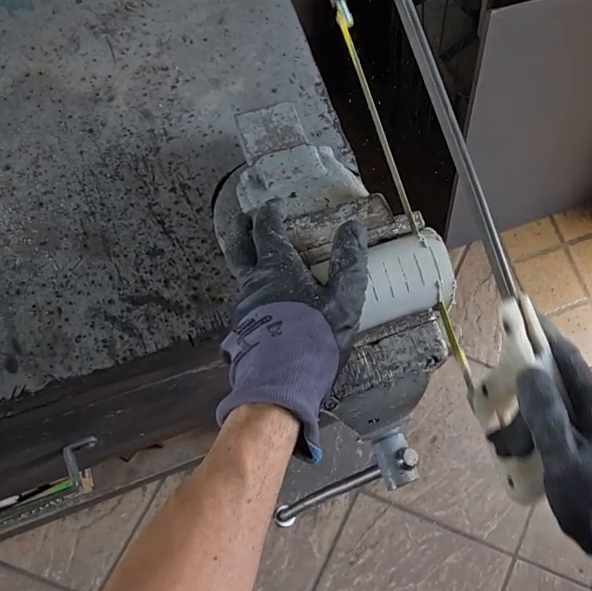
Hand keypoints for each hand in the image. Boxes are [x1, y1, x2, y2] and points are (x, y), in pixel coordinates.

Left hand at [215, 200, 368, 449]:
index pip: (266, 230)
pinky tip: (269, 309)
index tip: (275, 204)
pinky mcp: (243, 335)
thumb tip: (353, 226)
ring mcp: (243, 311)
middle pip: (238, 248)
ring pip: (242, 279)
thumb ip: (350, 261)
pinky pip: (248, 307)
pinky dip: (256, 296)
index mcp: (276, 270)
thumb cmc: (314, 338)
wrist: (280, 386)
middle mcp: (253, 285)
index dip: (270, 213)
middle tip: (247, 219)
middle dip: (242, 230)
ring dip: (250, 265)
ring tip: (264, 266)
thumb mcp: (343, 298)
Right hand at [517, 323, 591, 590]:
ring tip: (505, 449)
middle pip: (552, 383)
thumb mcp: (563, 456)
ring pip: (549, 409)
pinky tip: (518, 458)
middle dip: (521, 394)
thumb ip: (545, 413)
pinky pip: (553, 430)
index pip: (566, 355)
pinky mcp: (585, 449)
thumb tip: (528, 371)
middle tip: (495, 415)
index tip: (517, 316)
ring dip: (523, 423)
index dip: (541, 335)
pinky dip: (533, 437)